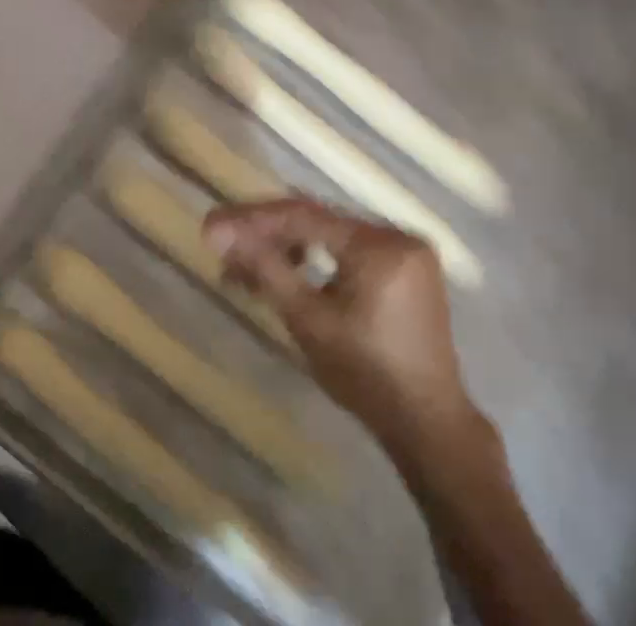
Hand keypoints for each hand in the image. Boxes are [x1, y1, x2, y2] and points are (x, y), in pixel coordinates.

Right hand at [204, 197, 477, 452]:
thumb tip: (219, 232)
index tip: (210, 228)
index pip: (302, 215)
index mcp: (379, 246)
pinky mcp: (406, 272)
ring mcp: (407, 253)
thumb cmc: (364, 373)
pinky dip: (314, 259)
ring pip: (330, 235)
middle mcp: (398, 237)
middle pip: (316, 220)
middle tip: (221, 247)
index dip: (250, 220)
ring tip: (246, 270)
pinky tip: (286, 275)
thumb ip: (264, 268)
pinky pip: (349, 251)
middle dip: (265, 233)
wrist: (425, 421)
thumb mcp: (306, 318)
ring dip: (286, 247)